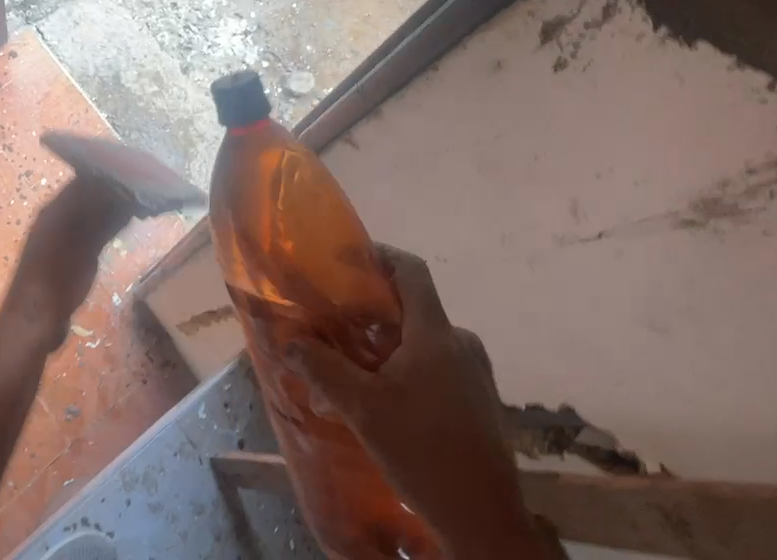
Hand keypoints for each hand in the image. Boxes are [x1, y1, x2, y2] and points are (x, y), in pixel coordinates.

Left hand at [0, 178, 132, 357]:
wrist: (34, 323)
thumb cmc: (54, 282)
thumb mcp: (80, 249)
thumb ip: (100, 219)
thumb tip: (122, 192)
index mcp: (53, 211)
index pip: (84, 181)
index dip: (108, 174)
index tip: (136, 169)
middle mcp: (56, 219)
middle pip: (89, 196)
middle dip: (115, 189)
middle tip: (147, 185)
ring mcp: (62, 237)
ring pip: (92, 212)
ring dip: (114, 205)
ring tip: (143, 200)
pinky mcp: (70, 255)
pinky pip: (92, 230)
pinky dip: (109, 223)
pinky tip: (127, 222)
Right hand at [287, 244, 554, 557]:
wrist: (486, 522)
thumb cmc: (423, 452)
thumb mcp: (362, 409)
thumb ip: (322, 368)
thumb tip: (289, 340)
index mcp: (437, 334)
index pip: (411, 270)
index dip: (378, 255)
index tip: (344, 260)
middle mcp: (461, 343)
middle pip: (411, 308)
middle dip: (368, 313)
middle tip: (333, 327)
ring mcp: (475, 374)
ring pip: (421, 342)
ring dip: (384, 348)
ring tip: (349, 372)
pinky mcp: (478, 401)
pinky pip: (435, 368)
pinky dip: (404, 371)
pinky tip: (381, 403)